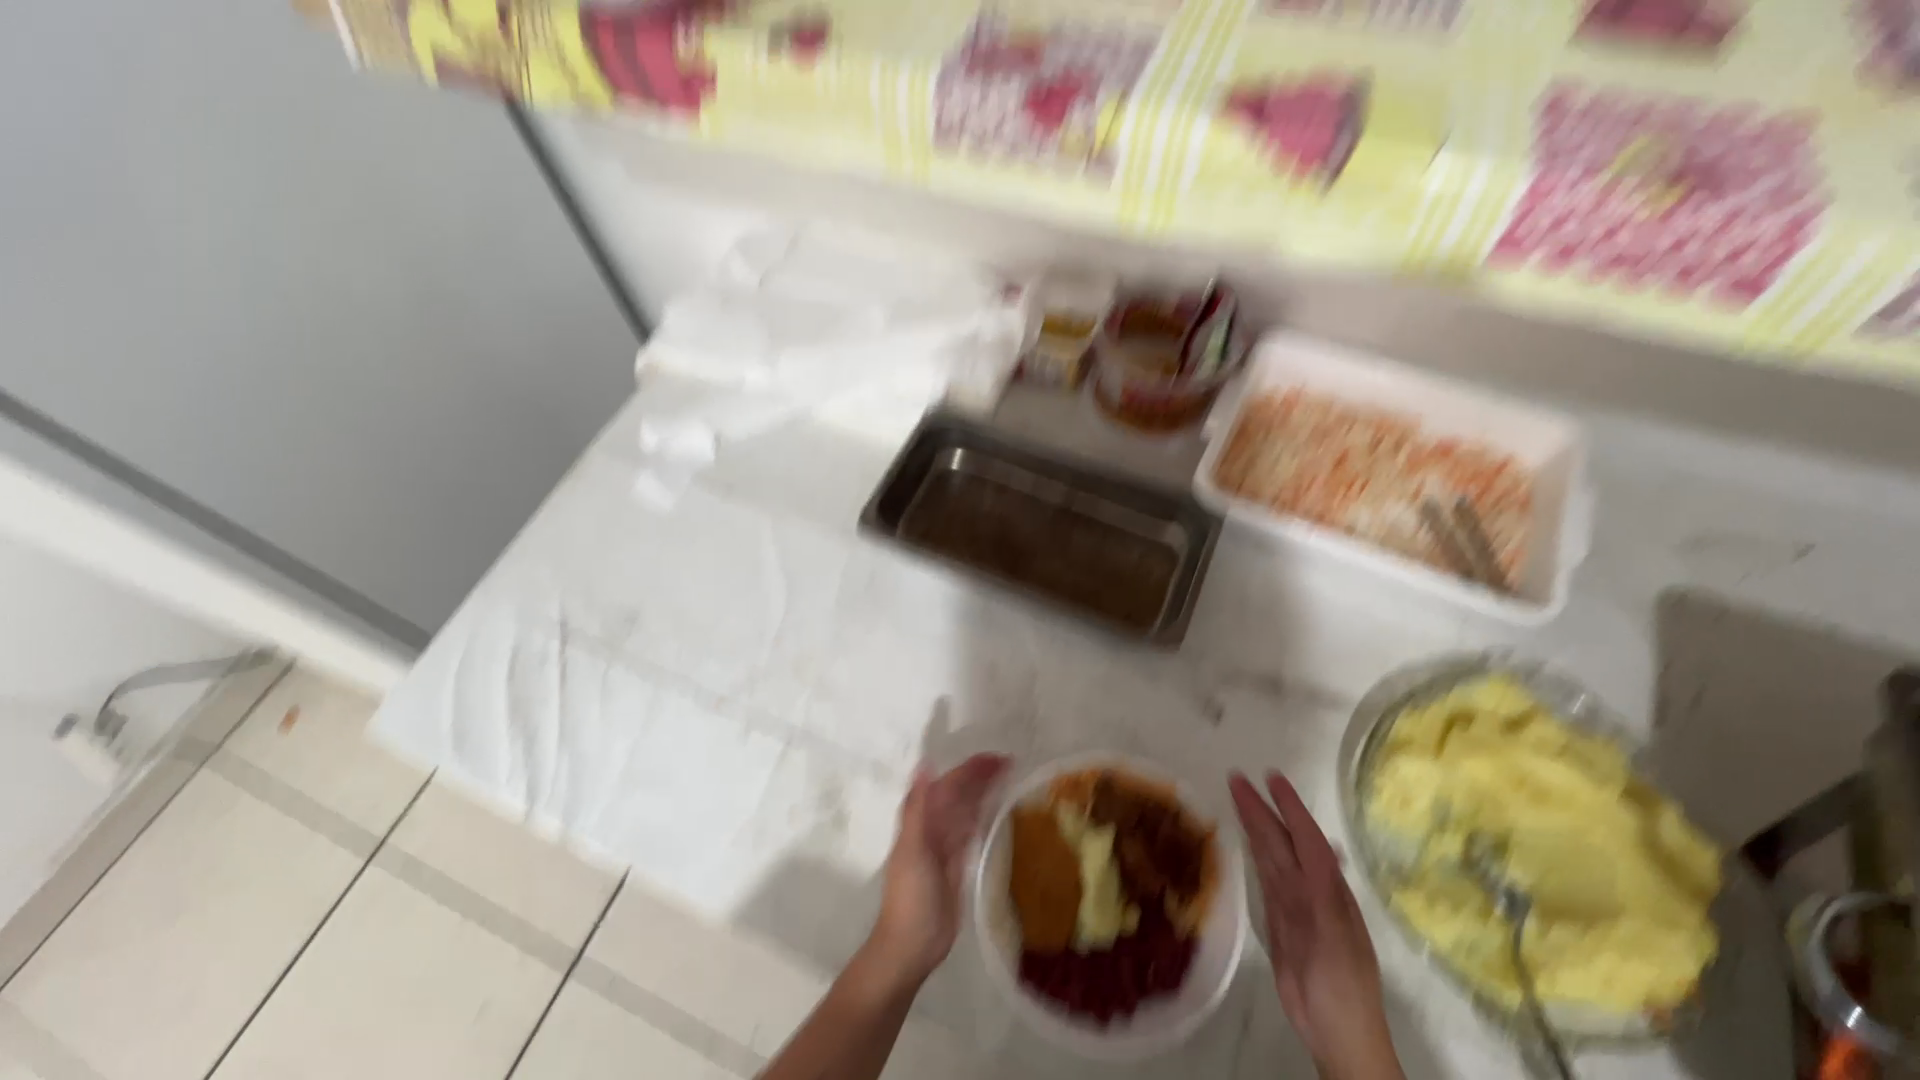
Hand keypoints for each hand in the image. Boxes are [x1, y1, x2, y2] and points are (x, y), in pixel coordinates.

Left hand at [863, 753, 1010, 989]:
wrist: (912, 944)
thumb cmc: (910, 896)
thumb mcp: (914, 848)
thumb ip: (919, 807)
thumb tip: (925, 764)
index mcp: (919, 821)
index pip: (947, 784)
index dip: (968, 769)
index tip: (995, 758)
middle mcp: (932, 828)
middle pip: (958, 795)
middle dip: (980, 778)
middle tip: (1012, 763)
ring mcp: (944, 847)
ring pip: (966, 811)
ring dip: (983, 794)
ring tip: (1009, 778)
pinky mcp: (957, 865)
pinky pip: (971, 832)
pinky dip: (983, 818)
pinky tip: (997, 811)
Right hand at [1231, 771, 1403, 1079]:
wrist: (1338, 1033)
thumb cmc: (1342, 988)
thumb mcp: (1337, 940)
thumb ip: (1325, 896)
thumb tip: (1322, 849)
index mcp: (1329, 891)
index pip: (1306, 838)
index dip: (1290, 807)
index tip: (1270, 778)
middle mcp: (1312, 892)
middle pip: (1282, 843)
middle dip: (1263, 810)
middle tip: (1236, 779)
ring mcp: (1295, 907)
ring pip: (1272, 857)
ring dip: (1256, 827)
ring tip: (1237, 798)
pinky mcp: (1280, 925)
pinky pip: (1267, 882)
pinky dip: (1257, 857)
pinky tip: (1248, 842)